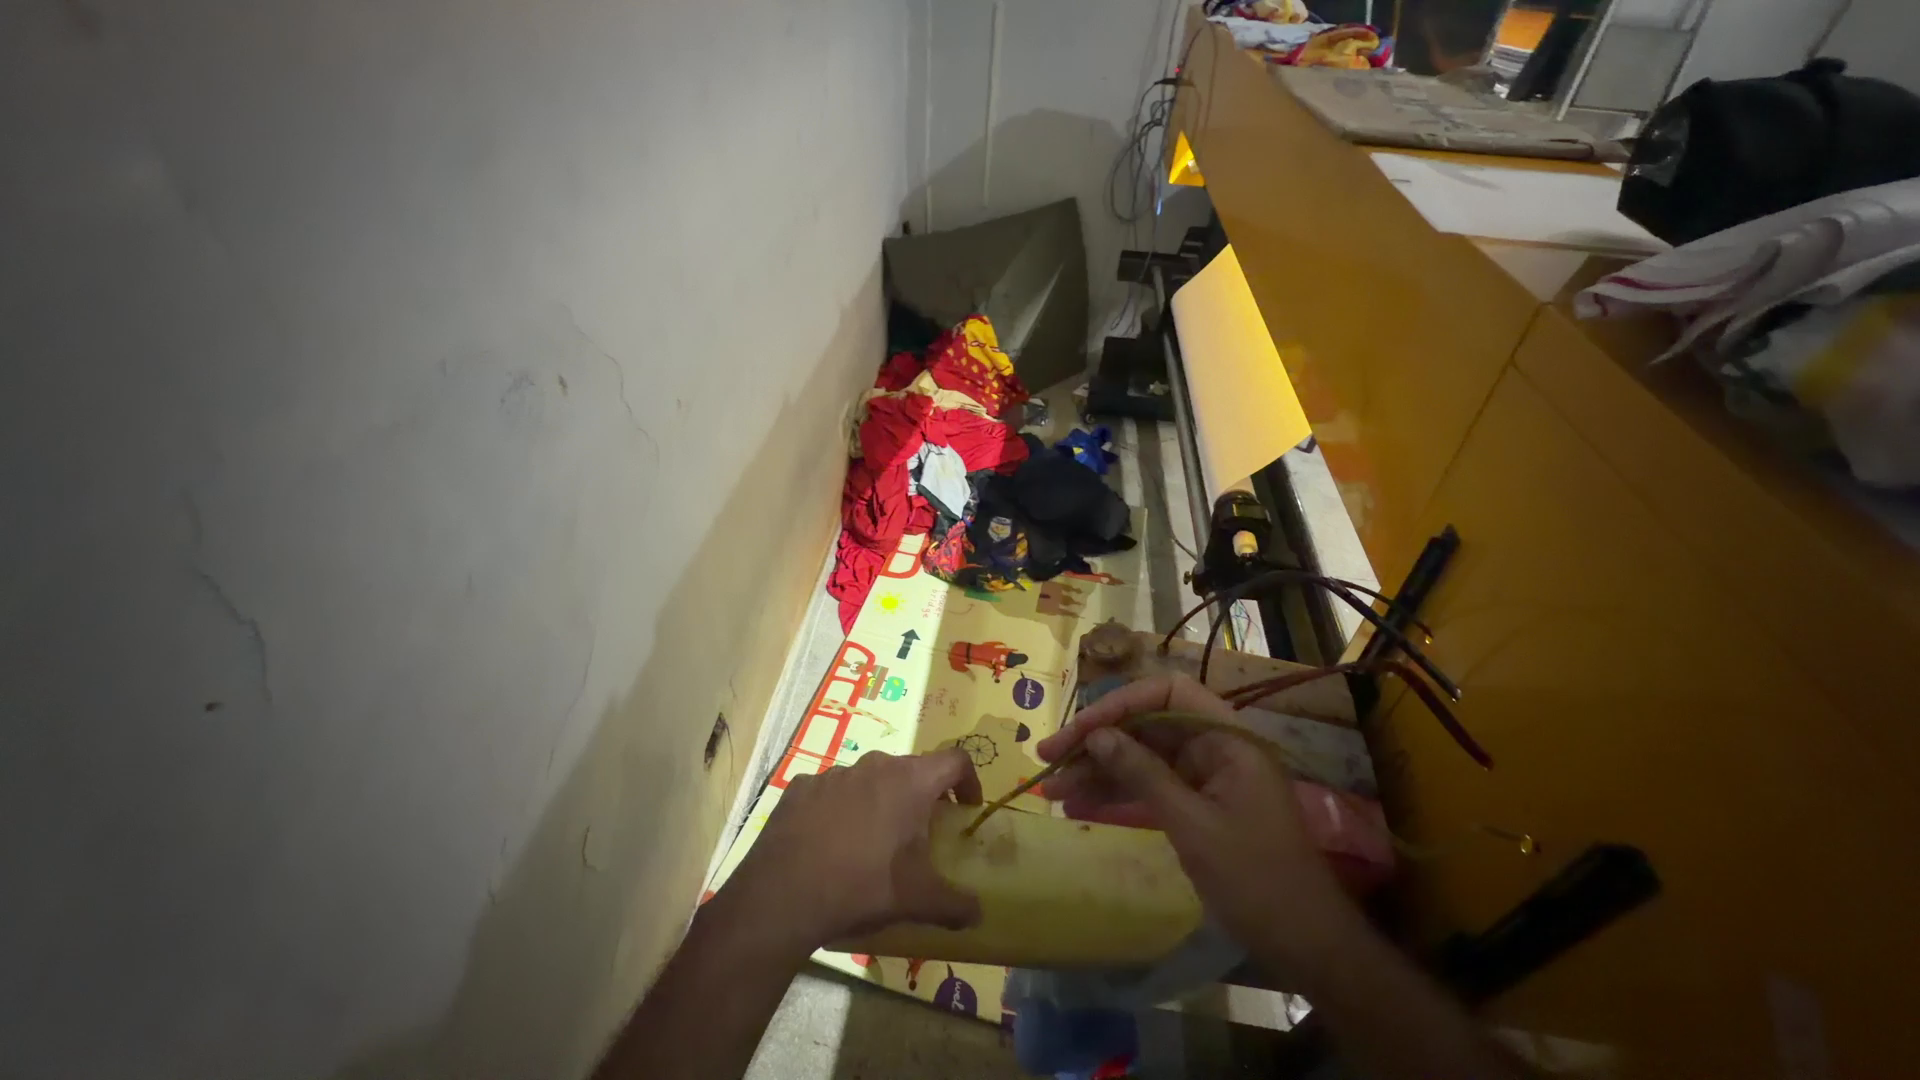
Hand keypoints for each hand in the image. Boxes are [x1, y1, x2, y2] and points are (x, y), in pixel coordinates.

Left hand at [725, 749, 983, 953]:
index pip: (955, 760)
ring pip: (869, 779)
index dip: (968, 780)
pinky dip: (840, 809)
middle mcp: (873, 765)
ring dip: (879, 801)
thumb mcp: (918, 901)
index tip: (966, 808)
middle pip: (910, 769)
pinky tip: (832, 843)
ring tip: (873, 842)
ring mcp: (833, 773)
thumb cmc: (862, 886)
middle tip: (920, 833)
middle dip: (921, 796)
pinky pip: (832, 791)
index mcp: (910, 782)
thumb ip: (956, 904)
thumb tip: (979, 914)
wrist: (782, 895)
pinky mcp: (800, 787)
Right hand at [1036, 674, 1361, 978]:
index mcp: (1227, 738)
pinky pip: (1150, 787)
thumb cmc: (1255, 878)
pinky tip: (1078, 805)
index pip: (1167, 694)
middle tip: (1048, 757)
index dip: (1119, 704)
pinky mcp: (1197, 806)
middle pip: (1147, 725)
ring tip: (1051, 788)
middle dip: (1097, 740)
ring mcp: (1205, 778)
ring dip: (1099, 770)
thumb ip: (1142, 774)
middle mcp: (1215, 748)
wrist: (1303, 942)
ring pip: (1142, 758)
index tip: (1080, 730)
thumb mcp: (1192, 824)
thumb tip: (1096, 735)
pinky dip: (1117, 794)